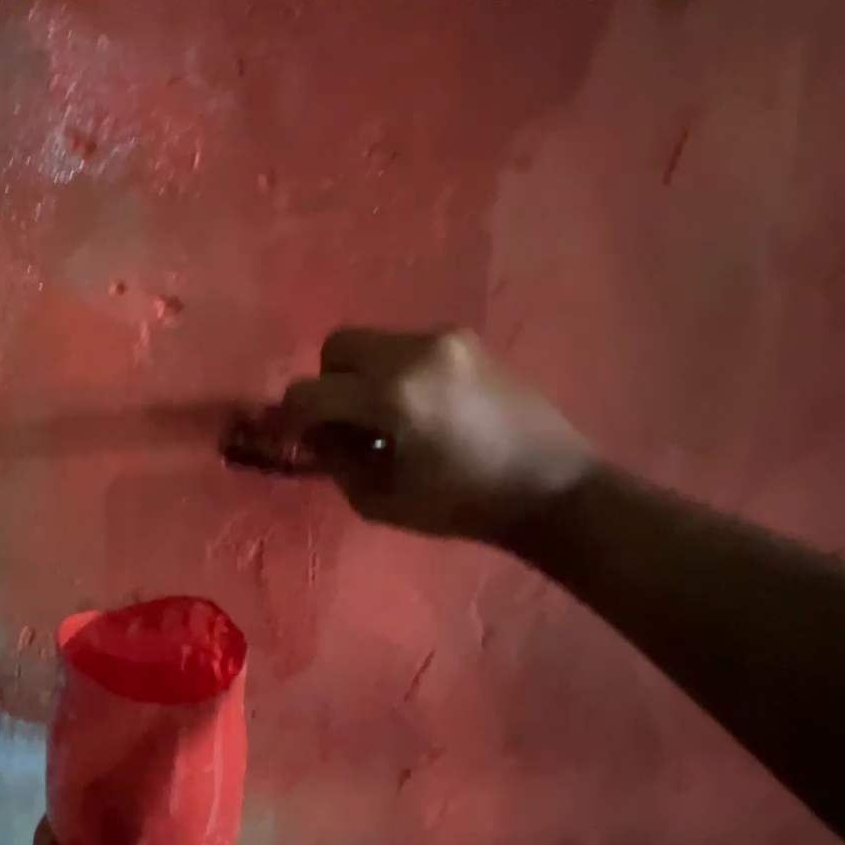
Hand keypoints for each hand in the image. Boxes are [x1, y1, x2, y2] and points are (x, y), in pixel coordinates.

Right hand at [278, 328, 595, 541]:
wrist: (552, 486)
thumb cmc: (461, 504)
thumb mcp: (379, 500)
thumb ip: (336, 461)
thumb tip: (317, 434)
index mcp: (392, 395)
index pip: (308, 392)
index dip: (293, 418)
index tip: (300, 439)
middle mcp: (414, 353)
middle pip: (336, 346)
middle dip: (329, 383)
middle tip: (346, 421)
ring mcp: (444, 339)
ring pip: (372, 343)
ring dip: (363, 376)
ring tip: (387, 418)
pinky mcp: (466, 340)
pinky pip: (406, 348)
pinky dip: (395, 373)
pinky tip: (418, 409)